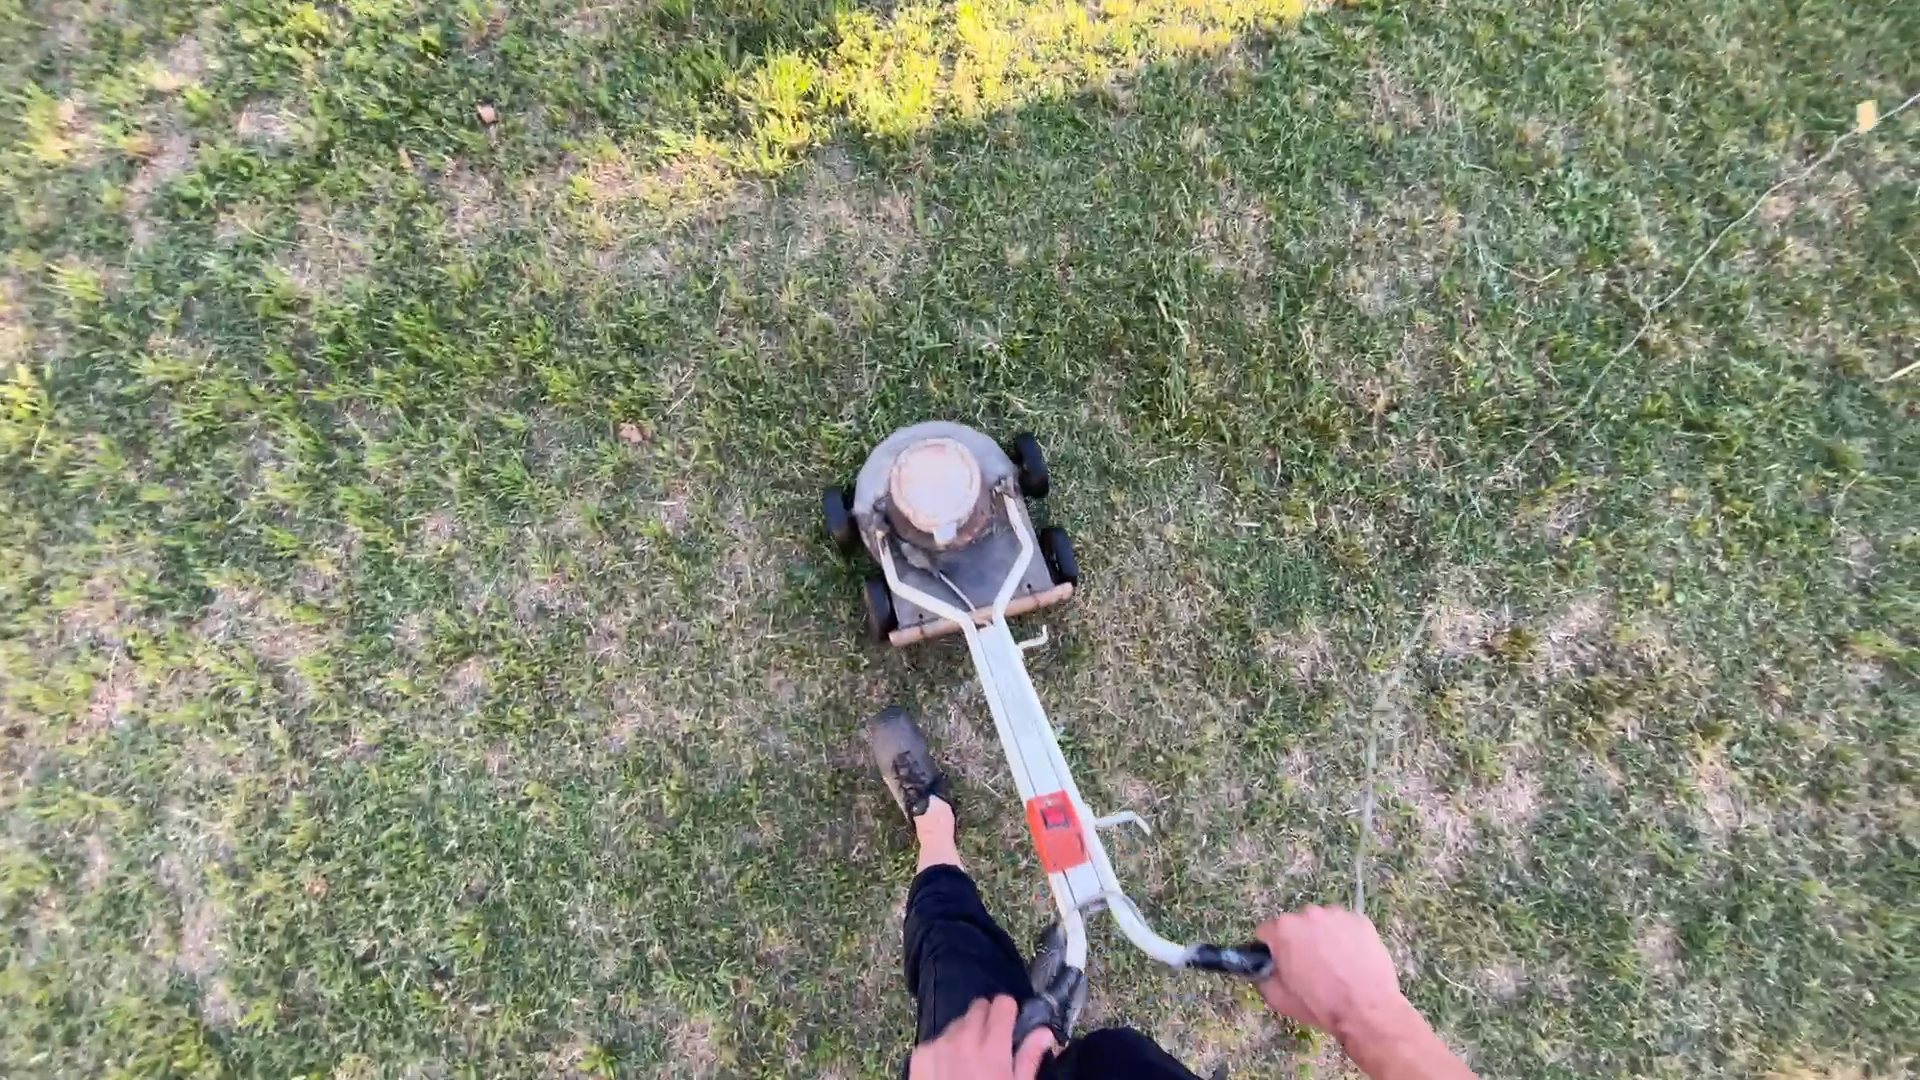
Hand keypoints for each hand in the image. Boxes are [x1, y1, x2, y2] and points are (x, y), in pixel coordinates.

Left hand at [908, 996, 1055, 1079]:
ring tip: (969, 1064)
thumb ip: (1029, 1059)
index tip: (1010, 1027)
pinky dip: (944, 1050)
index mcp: (992, 1048)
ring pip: (958, 1022)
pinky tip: (948, 1072)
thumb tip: (1044, 1032)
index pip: (1002, 1003)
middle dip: (987, 1021)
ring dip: (966, 1035)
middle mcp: (964, 1038)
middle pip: (979, 1007)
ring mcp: (938, 1045)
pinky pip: (937, 1039)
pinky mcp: (919, 1056)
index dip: (1009, 1013)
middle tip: (991, 1048)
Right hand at [1254, 905, 1406, 1041]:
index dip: (1274, 949)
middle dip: (1301, 941)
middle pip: (1296, 924)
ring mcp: (1335, 914)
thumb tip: (1261, 969)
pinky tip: (1354, 958)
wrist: (1370, 1013)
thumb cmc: (1323, 1006)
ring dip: (1324, 936)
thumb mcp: (1280, 999)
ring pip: (1322, 922)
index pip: (1268, 932)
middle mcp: (1306, 913)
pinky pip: (1346, 925)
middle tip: (1314, 966)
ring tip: (1338, 963)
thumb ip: (1262, 978)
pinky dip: (1347, 937)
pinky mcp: (1359, 919)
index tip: (1285, 964)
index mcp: (1283, 929)